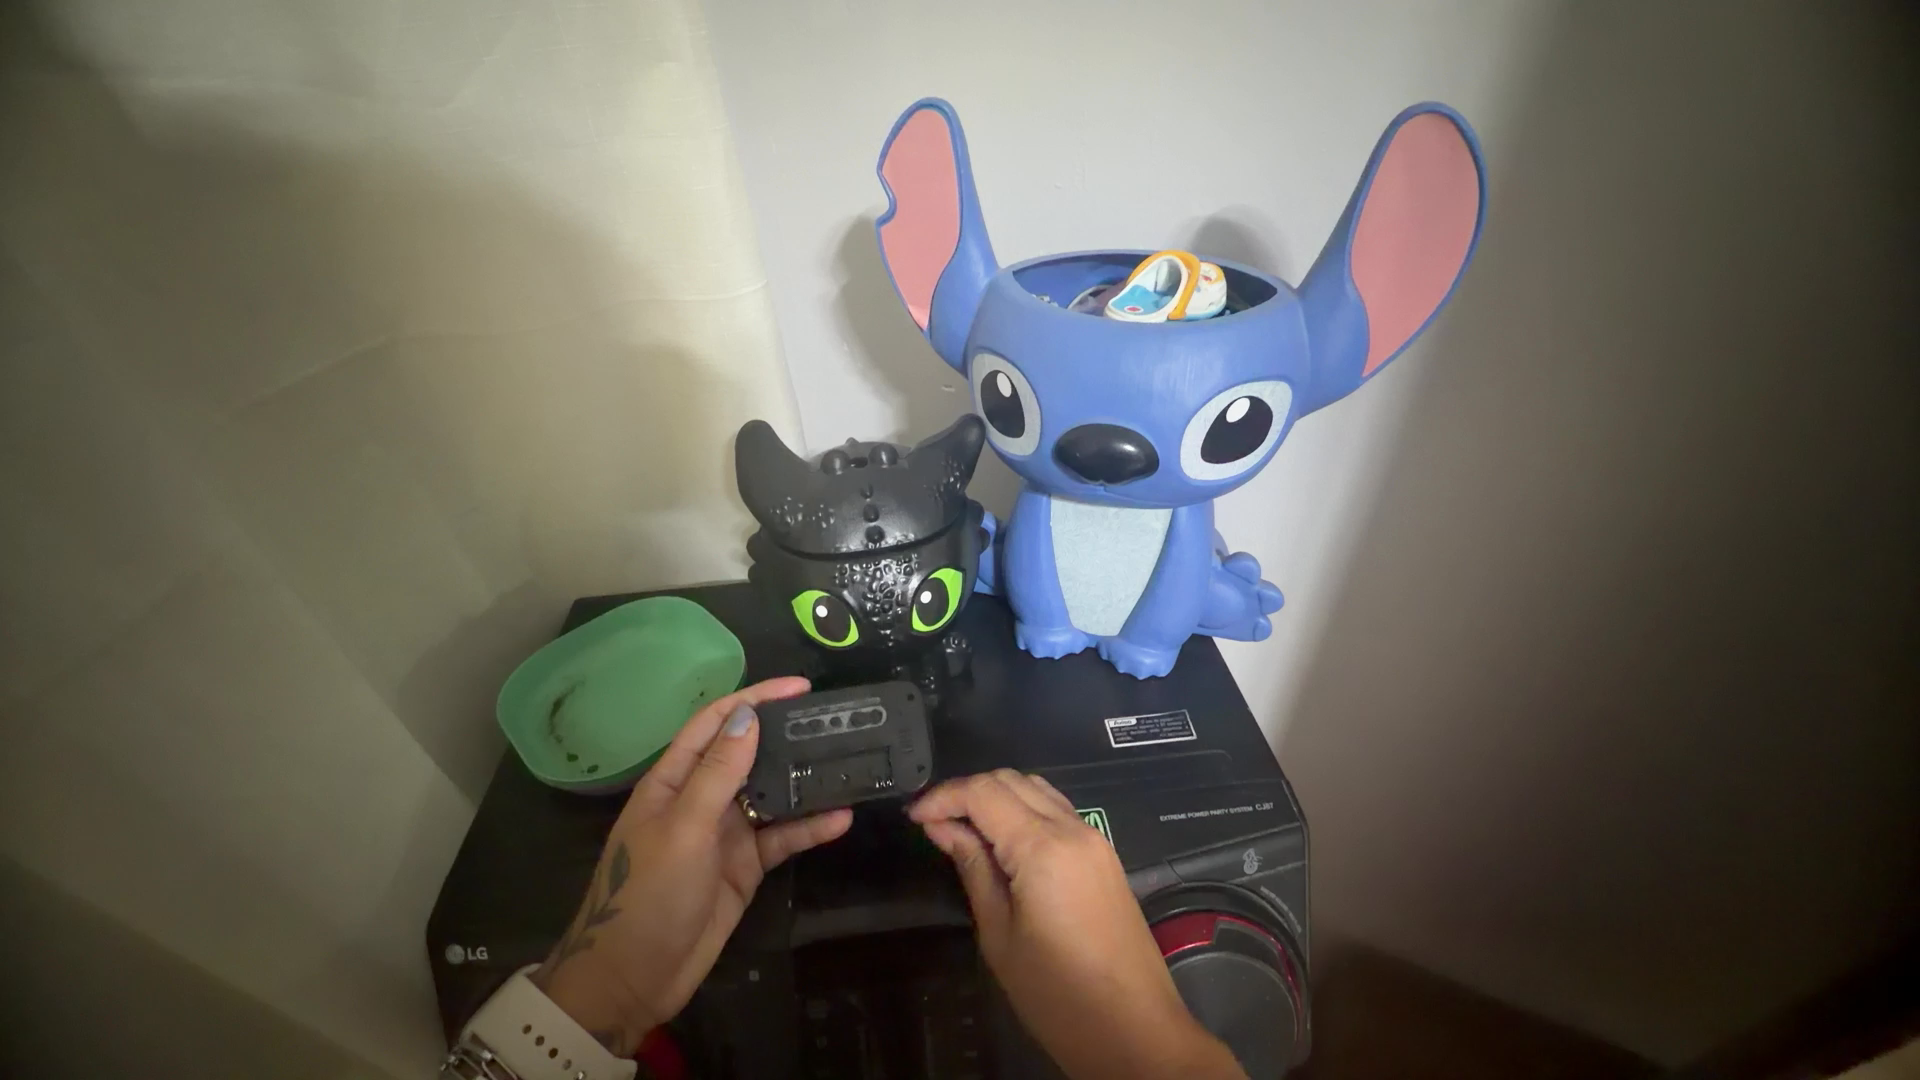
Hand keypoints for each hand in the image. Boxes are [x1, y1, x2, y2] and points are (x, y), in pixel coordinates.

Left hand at [534, 677, 853, 1055]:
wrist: (633, 981)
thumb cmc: (647, 895)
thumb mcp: (683, 828)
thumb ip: (718, 773)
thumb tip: (749, 716)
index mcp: (674, 780)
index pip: (716, 723)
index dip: (754, 698)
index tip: (799, 686)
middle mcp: (702, 797)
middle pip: (749, 753)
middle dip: (786, 734)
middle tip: (833, 721)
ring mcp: (726, 832)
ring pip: (772, 793)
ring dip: (805, 781)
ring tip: (846, 761)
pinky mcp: (746, 865)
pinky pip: (783, 837)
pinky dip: (810, 827)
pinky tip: (841, 818)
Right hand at [910, 771, 1246, 1079]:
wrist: (1136, 1031)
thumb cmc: (1058, 994)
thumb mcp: (1000, 935)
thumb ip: (972, 868)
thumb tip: (942, 827)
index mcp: (1043, 847)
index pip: (983, 792)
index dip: (942, 796)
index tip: (913, 817)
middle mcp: (1071, 827)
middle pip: (1009, 779)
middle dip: (966, 791)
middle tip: (932, 822)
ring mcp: (1092, 837)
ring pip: (1034, 787)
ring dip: (995, 794)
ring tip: (961, 826)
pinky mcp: (1102, 852)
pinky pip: (1055, 808)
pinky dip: (1022, 807)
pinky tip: (1001, 836)